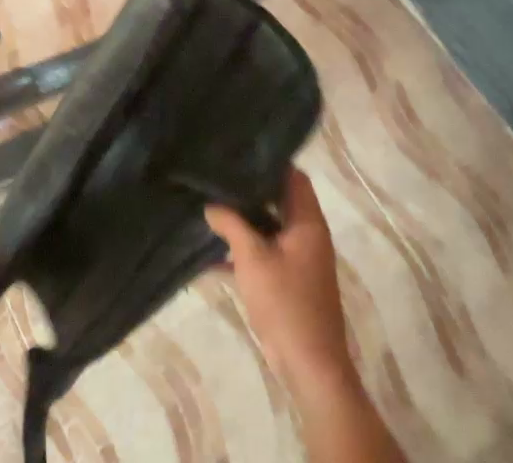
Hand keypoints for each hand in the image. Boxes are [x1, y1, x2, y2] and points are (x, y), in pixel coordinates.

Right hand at [205, 167, 355, 396]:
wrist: (307, 361)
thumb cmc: (285, 301)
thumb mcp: (252, 256)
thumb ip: (231, 224)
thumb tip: (211, 205)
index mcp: (307, 224)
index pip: (294, 178)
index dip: (269, 162)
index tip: (238, 151)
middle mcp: (306, 236)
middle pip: (278, 201)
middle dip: (247, 190)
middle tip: (214, 175)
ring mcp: (297, 259)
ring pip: (266, 227)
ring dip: (240, 220)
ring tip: (205, 204)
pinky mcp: (285, 280)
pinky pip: (260, 254)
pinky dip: (239, 250)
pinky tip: (208, 251)